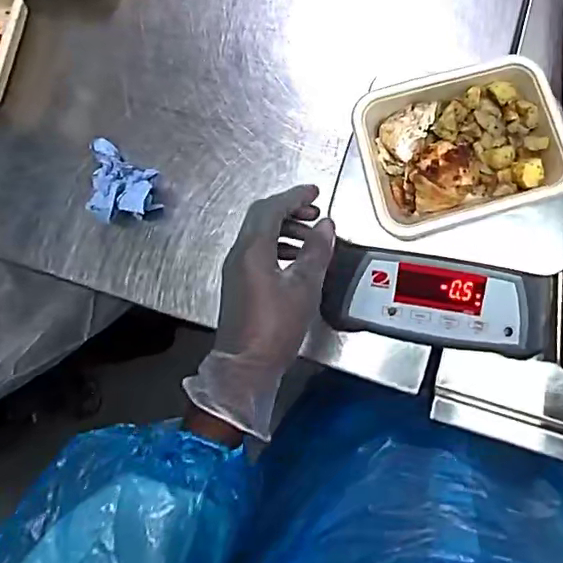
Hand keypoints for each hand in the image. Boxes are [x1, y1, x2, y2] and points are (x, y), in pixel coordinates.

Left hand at [182, 186, 336, 439]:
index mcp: (252, 250)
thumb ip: (316, 251)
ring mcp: (236, 271)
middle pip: (262, 218)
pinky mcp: (240, 285)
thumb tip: (326, 225)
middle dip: (289, 209)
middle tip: (315, 211)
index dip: (294, 196)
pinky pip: (259, 252)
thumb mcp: (304, 286)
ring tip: (312, 236)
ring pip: (260, 235)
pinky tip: (298, 260)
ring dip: (286, 228)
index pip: (271, 209)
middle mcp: (239, 255)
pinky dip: (280, 245)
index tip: (315, 192)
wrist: (244, 370)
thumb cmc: (275, 327)